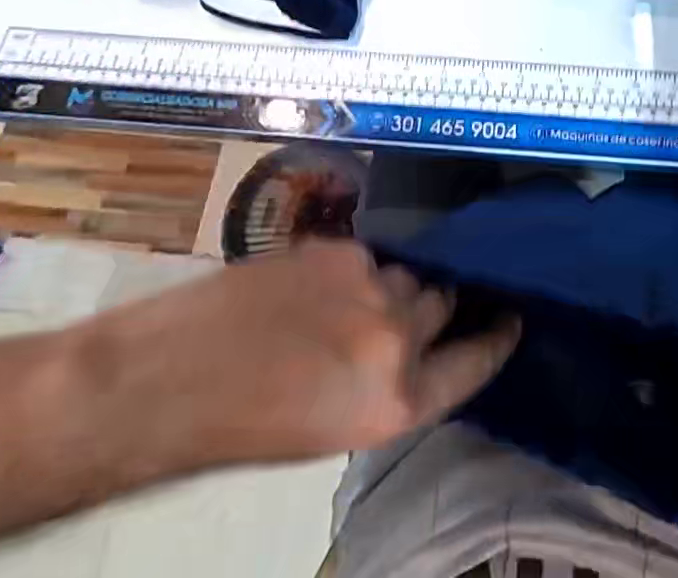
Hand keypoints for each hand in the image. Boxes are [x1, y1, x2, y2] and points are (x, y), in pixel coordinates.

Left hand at [79, 240, 520, 471]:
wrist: (166, 378)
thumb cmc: (245, 428)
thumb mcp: (337, 428)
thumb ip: (390, 385)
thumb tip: (413, 348)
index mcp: (399, 400)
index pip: (477, 359)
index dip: (497, 337)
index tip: (511, 316)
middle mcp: (398, 337)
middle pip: (444, 303)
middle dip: (432, 308)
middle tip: (402, 312)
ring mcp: (369, 285)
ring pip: (404, 273)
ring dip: (389, 286)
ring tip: (345, 302)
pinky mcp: (337, 249)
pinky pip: (365, 256)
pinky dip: (351, 269)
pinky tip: (316, 286)